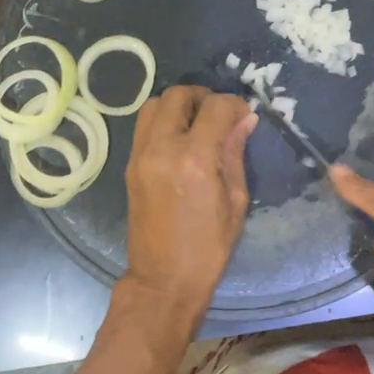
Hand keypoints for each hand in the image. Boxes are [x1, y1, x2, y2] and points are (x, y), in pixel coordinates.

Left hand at [122, 86, 257, 314]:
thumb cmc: (208, 248)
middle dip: (202, 97)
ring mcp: (140, 156)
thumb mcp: (235, 201)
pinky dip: (162, 122)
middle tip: (218, 114)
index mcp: (194, 160)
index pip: (215, 107)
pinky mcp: (129, 166)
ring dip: (177, 106)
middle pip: (177, 95)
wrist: (163, 278)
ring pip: (153, 105)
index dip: (234, 105)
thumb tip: (243, 120)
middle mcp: (162, 150)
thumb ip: (235, 154)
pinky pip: (143, 127)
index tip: (243, 115)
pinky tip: (180, 139)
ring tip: (196, 123)